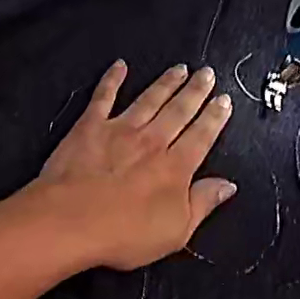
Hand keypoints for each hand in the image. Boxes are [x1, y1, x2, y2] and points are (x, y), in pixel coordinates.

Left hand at [19, 60, 236, 270]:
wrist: (71, 220)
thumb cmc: (123, 233)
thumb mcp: (175, 231)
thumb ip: (203, 203)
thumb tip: (228, 185)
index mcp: (174, 167)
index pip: (201, 136)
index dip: (215, 117)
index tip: (224, 100)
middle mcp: (152, 141)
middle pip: (179, 111)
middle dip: (196, 91)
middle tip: (208, 73)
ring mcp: (120, 129)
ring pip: (149, 99)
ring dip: (166, 82)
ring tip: (180, 68)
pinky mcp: (90, 126)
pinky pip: (104, 96)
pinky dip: (112, 78)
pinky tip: (120, 65)